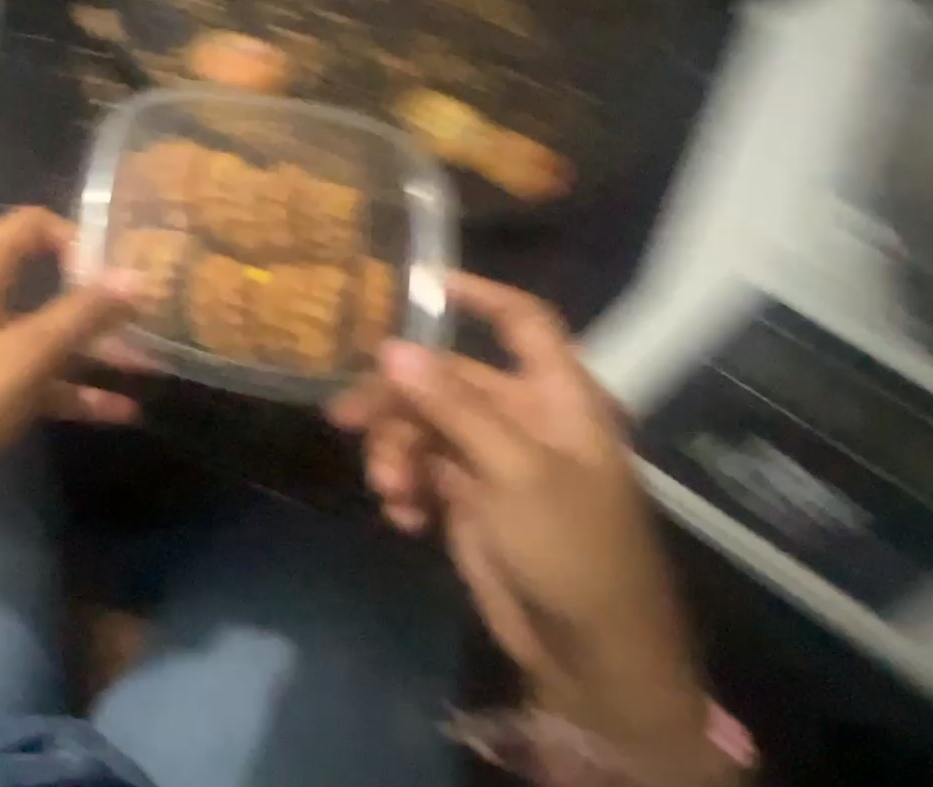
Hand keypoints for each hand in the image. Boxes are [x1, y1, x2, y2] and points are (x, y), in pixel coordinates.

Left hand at [0, 208, 137, 562]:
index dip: (78, 239)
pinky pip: (30, 374)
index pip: (31, 225)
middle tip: (149, 320)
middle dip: (98, 302)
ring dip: (92, 350)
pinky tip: (119, 412)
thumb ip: (82, 315)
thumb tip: (138, 274)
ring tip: (149, 368)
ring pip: (41, 333)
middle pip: (43, 280)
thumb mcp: (25, 358)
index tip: (117, 276)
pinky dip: (68, 387)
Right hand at [329, 274, 712, 774]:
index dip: (477, 293)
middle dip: (395, 403)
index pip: (522, 322)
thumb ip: (451, 407)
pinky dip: (404, 488)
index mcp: (555, 398)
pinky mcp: (464, 495)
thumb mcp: (515, 471)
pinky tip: (404, 517)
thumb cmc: (572, 548)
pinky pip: (417, 469)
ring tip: (391, 493)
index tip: (416, 280)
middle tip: (345, 421)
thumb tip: (389, 349)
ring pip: (419, 426)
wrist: (587, 652)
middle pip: (442, 380)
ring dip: (395, 455)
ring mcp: (489, 457)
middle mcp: (520, 418)